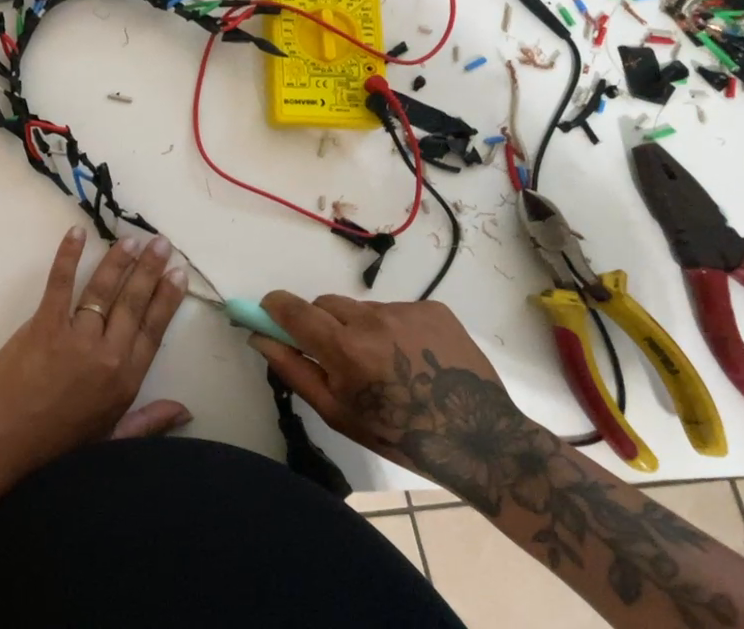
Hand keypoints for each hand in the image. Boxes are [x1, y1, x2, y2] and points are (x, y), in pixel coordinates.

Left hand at [0, 227, 190, 470]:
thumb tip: (185, 410)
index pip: (153, 329)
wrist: (5, 437)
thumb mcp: (111, 438)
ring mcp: (75, 337)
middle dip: (150, 270)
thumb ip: (149, 422)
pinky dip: (67, 256)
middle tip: (161, 243)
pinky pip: (60, 283)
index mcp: (125, 379)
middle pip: (133, 303)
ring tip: (131, 240)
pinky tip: (76, 233)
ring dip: (119, 261)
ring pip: (103, 290)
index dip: (168, 299)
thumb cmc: (57, 442)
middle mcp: (107, 354)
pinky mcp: (44, 324)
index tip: (179, 274)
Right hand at [249, 293, 515, 476]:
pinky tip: (413, 358)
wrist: (483, 439)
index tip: (269, 316)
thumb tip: (260, 337)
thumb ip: (293, 369)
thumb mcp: (336, 412)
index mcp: (343, 347)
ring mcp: (405, 311)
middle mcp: (371, 319)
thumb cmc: (400, 434)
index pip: (290, 307)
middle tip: (339, 358)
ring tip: (386, 364)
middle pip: (324, 303)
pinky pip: (394, 310)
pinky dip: (393, 328)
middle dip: (321, 323)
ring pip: (360, 308)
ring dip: (359, 327)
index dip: (273, 307)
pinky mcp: (434, 309)